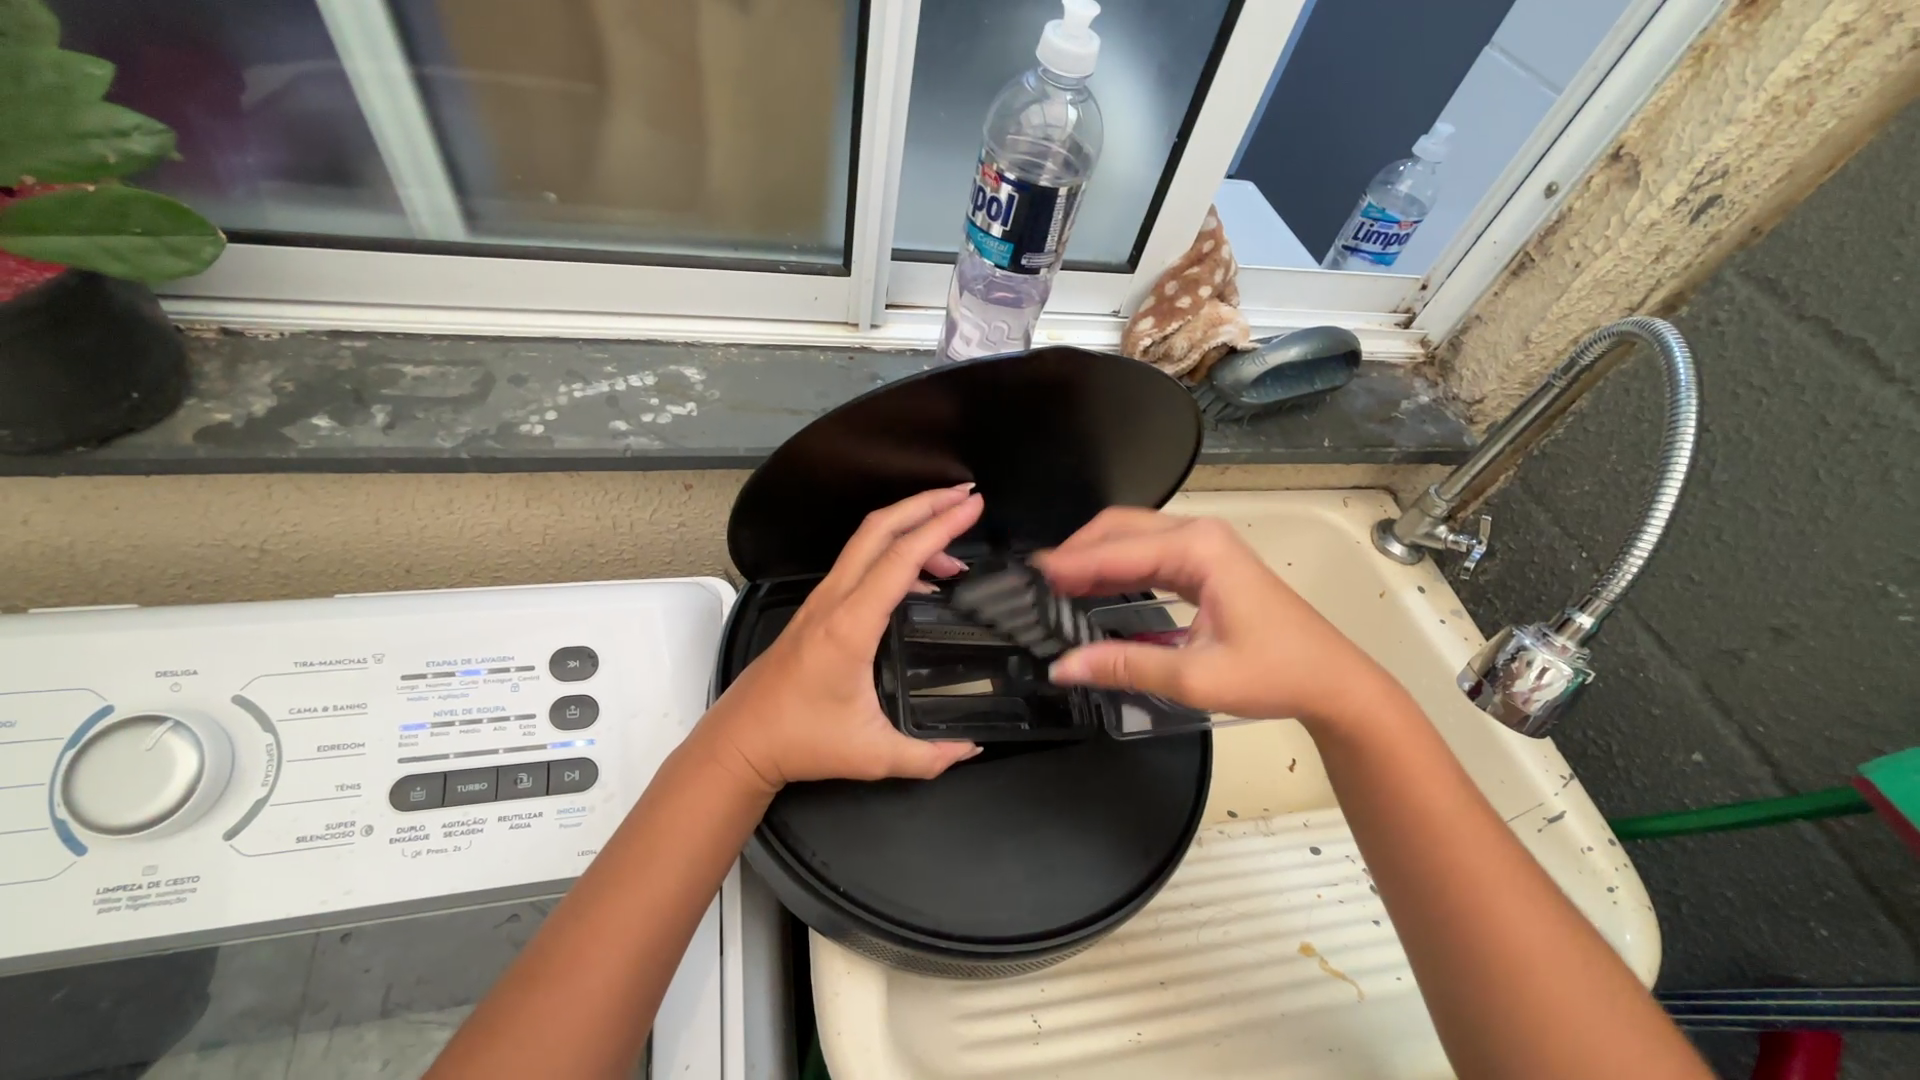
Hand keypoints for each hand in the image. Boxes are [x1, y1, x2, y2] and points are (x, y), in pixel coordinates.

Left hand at [698, 486, 984, 791]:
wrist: (741, 740)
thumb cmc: (798, 742)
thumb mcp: (871, 754)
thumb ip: (928, 757)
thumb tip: (970, 749)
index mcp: (850, 626)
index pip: (901, 558)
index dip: (940, 526)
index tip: (972, 506)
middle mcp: (833, 601)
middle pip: (879, 528)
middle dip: (926, 503)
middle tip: (966, 497)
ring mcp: (821, 600)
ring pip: (867, 540)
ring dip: (910, 526)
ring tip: (954, 547)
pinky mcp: (817, 608)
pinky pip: (859, 562)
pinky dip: (894, 552)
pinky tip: (920, 578)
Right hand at [1034, 509, 1395, 729]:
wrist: (1331, 680)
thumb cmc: (1273, 673)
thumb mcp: (1194, 676)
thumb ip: (1124, 666)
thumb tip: (1062, 666)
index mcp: (1198, 550)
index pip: (1116, 550)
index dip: (1068, 564)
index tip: (1027, 579)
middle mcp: (1198, 535)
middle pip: (1119, 528)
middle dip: (1075, 552)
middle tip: (1034, 583)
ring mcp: (1204, 545)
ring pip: (1131, 537)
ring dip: (1092, 557)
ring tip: (1052, 587)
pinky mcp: (1206, 562)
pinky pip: (1147, 553)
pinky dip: (1115, 567)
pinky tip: (1091, 588)